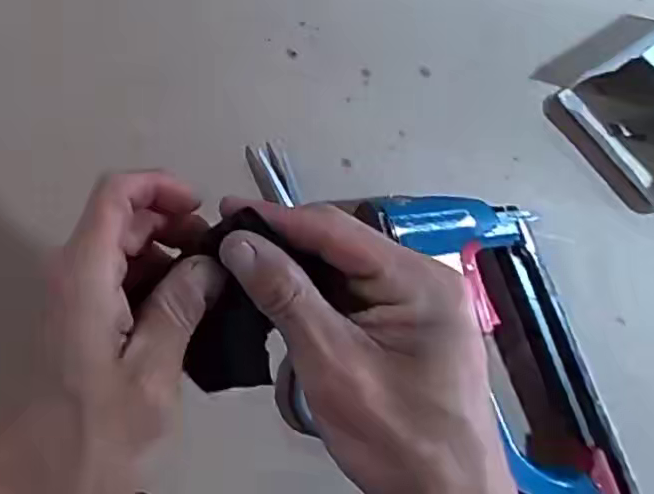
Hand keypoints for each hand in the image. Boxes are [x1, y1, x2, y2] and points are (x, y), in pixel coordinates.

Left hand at [0, 172, 223, 493]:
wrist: (22, 491)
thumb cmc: (85, 438)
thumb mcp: (149, 379)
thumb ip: (180, 310)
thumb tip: (208, 263)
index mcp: (84, 273)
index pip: (117, 192)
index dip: (160, 184)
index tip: (199, 206)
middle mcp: (71, 272)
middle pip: (124, 216)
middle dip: (172, 222)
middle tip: (213, 255)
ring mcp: (70, 295)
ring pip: (121, 246)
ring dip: (165, 253)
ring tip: (206, 286)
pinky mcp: (74, 319)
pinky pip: (115, 276)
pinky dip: (151, 279)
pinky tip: (181, 312)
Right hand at [217, 198, 509, 493]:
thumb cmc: (401, 445)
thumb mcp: (334, 369)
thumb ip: (287, 299)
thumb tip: (240, 243)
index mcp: (419, 278)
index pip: (337, 229)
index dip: (279, 217)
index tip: (230, 208)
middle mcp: (423, 274)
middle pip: (341, 242)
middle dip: (287, 242)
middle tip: (233, 241)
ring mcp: (419, 296)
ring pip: (343, 264)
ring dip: (298, 268)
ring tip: (249, 262)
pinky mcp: (408, 318)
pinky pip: (353, 289)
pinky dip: (316, 293)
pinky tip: (285, 295)